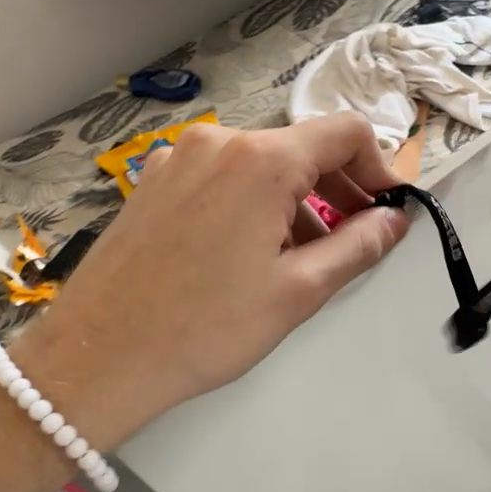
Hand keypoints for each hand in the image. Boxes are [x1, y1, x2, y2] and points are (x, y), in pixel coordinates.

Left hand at [6, 113, 410, 449]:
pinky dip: (253, 201)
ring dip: (297, 199)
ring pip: (262, 163)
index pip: (346, 132)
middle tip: (356, 238)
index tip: (386, 211)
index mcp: (261, 160)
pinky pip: (223, 176)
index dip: (379, 168)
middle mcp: (219, 142)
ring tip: (303, 257)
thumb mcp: (299, 291)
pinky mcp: (154, 181)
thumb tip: (394, 219)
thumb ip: (359, 245)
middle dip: (340, 187)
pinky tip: (250, 252)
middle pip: (303, 146)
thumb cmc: (206, 328)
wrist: (96, 359)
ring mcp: (179, 158)